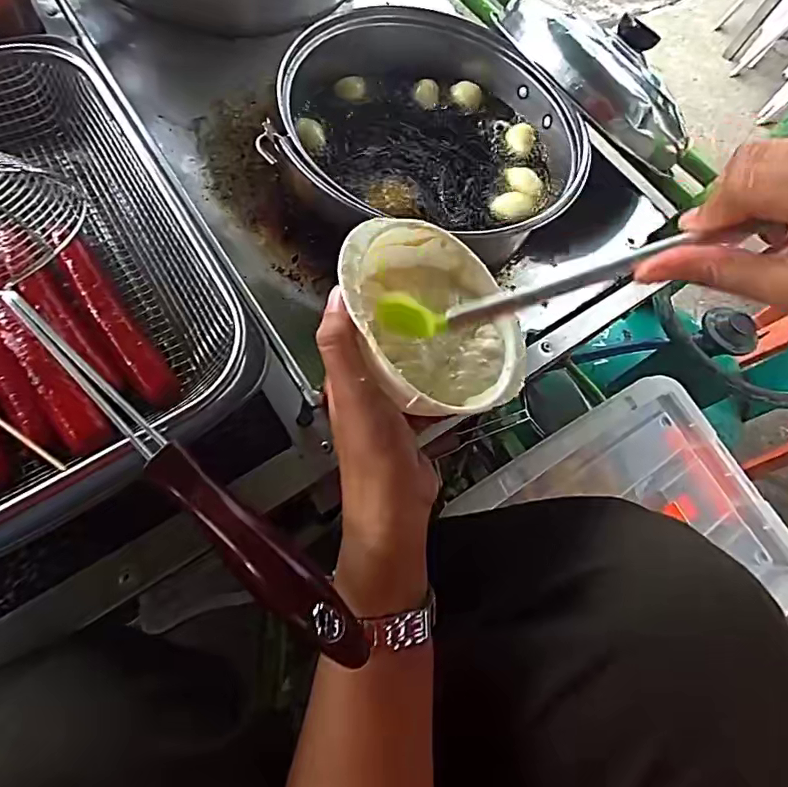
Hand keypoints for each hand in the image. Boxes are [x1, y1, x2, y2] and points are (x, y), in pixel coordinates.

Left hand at [316, 288, 435, 613]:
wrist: (396, 509)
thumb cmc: (371, 455)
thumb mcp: (352, 393)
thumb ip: (340, 348)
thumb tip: (333, 300)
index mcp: (341, 378)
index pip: (347, 329)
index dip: (362, 303)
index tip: (384, 276)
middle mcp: (361, 388)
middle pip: (377, 344)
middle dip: (396, 320)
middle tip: (422, 295)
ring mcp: (386, 406)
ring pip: (401, 366)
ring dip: (417, 347)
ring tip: (440, 323)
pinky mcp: (411, 422)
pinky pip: (423, 391)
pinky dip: (435, 378)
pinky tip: (454, 368)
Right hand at [634, 139, 787, 357]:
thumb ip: (716, 269)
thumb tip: (650, 266)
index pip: (753, 176)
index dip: (713, 210)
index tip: (697, 241)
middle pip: (758, 157)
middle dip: (728, 199)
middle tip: (726, 239)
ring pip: (772, 152)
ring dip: (749, 191)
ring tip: (760, 231)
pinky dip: (774, 184)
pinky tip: (784, 216)